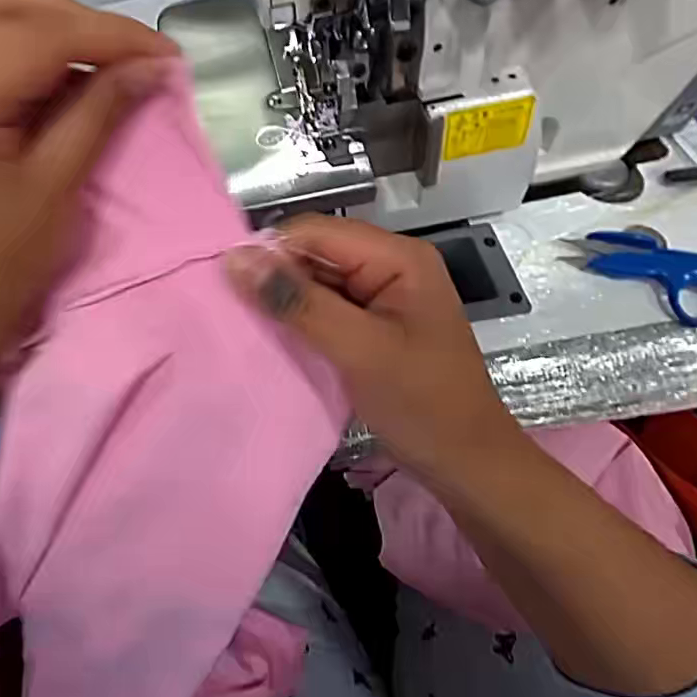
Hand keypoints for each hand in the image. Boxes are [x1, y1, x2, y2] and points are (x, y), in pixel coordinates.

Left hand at [0, 0, 176, 421]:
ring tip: (89, 56)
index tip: (165, 51)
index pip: (42, 33)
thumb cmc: (2, 260)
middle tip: (128, 57)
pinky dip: (7, 29)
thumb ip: (101, 110)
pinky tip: (40, 62)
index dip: (113, 35)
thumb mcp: (59, 183)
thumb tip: (152, 65)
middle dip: (78, 20)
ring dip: (40, 16)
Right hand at [222, 214, 522, 480]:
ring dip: (285, 299)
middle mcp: (390, 264)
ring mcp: (382, 293)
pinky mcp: (373, 321)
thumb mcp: (359, 351)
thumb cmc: (424, 406)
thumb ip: (298, 302)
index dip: (271, 251)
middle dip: (276, 276)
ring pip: (316, 279)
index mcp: (398, 257)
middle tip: (233, 311)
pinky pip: (326, 305)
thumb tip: (237, 258)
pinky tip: (277, 338)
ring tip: (248, 326)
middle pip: (315, 252)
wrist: (468, 464)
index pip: (316, 232)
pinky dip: (300, 318)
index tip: (228, 285)